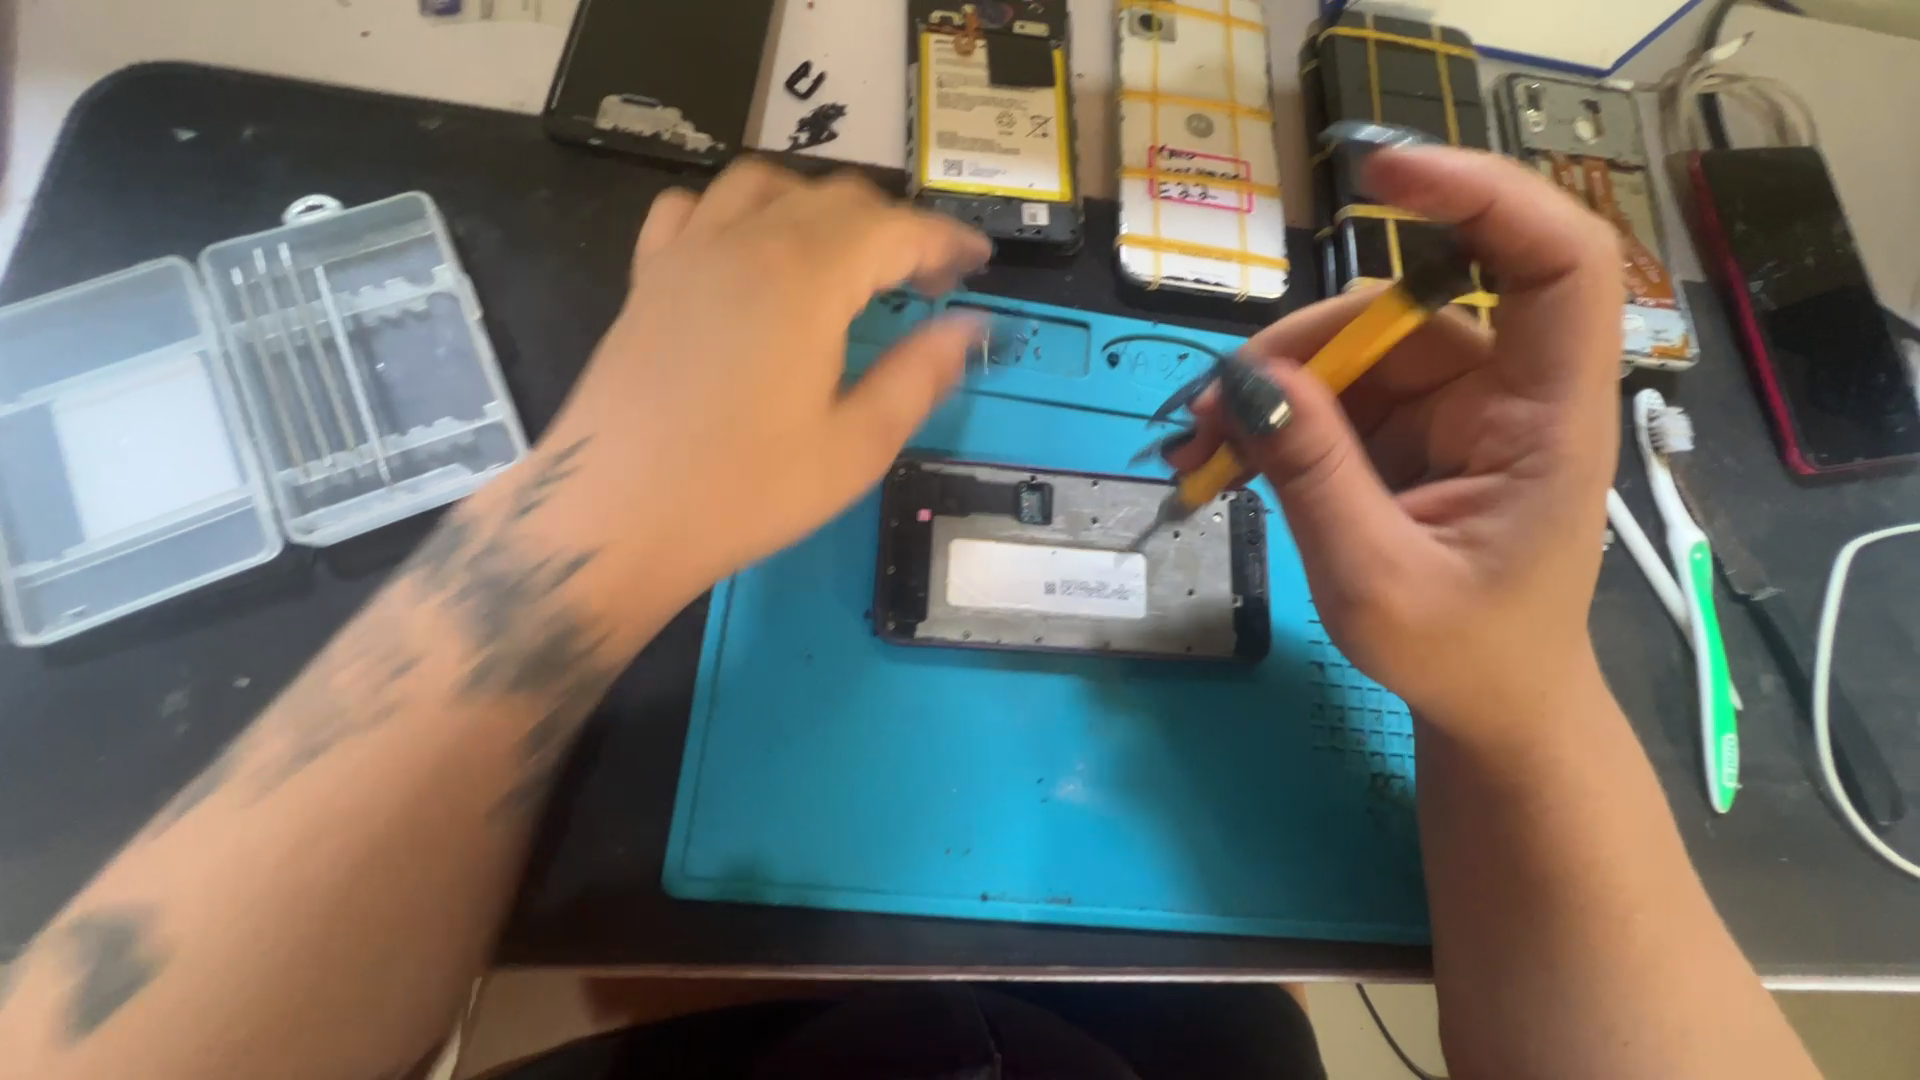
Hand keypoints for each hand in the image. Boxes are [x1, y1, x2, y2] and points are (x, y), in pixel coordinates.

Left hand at [531, 160, 991, 588]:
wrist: (616, 518)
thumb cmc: (745, 492)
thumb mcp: (855, 447)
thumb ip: (920, 376)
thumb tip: (969, 328)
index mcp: (805, 279)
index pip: (894, 229)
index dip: (945, 240)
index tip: (978, 262)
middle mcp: (745, 243)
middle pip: (837, 198)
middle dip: (896, 228)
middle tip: (927, 280)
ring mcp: (687, 252)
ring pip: (767, 187)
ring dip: (823, 209)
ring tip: (850, 260)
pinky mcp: (650, 276)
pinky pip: (699, 209)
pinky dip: (743, 214)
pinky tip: (753, 255)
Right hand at [1170, 148, 1624, 724]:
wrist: (1486, 706)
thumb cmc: (1458, 653)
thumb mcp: (1371, 575)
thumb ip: (1311, 474)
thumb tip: (1242, 383)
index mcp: (1542, 422)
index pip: (1550, 269)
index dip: (1481, 200)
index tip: (1378, 175)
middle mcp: (1500, 397)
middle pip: (1398, 319)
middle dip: (1292, 355)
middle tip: (1206, 413)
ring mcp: (1449, 415)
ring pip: (1346, 363)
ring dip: (1263, 397)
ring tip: (1195, 451)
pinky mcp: (1404, 440)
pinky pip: (1327, 407)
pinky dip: (1268, 427)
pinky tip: (1215, 459)